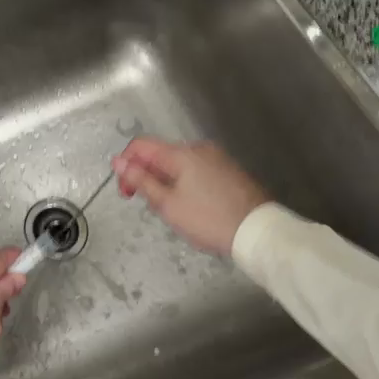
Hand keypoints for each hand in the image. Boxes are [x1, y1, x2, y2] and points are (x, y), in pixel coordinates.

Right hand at [113, 138, 271, 255]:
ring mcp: (217, 158)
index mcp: (180, 153)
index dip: (126, 165)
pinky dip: (186, 183)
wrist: (260, 233)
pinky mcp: (230, 170)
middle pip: (160, 154)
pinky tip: (194, 206)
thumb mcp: (168, 204)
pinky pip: (197, 170)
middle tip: (150, 206)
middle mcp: (199, 148)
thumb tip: (118, 161)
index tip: (127, 192)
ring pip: (179, 164)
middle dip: (147, 176)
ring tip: (174, 210)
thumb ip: (141, 180)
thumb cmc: (208, 220)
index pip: (140, 145)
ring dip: (166, 181)